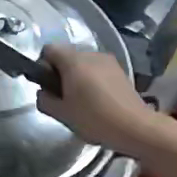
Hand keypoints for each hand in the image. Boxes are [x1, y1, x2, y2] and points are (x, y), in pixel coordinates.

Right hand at [37, 45, 160, 153]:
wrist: (134, 126)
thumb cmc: (93, 118)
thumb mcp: (61, 114)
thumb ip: (44, 100)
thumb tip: (43, 92)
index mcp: (73, 60)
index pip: (49, 50)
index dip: (43, 66)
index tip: (48, 87)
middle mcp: (90, 53)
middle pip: (67, 55)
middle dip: (61, 73)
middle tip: (64, 98)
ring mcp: (108, 60)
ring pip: (84, 63)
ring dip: (78, 77)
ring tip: (82, 101)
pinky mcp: (120, 70)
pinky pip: (98, 69)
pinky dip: (93, 80)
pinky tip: (98, 101)